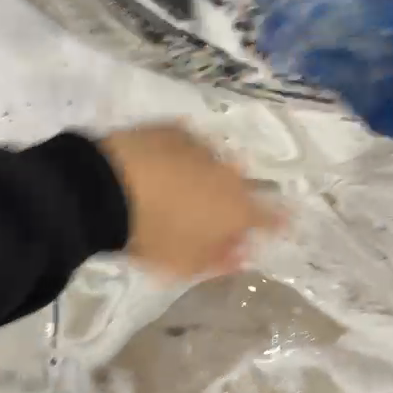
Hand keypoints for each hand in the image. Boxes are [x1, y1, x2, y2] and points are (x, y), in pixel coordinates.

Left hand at [97, 123, 283, 279]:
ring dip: (205, 176)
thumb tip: (242, 254)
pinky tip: (160, 167)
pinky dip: (180, 157)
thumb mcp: (186, 264)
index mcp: (238, 209)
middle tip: (211, 214)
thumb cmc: (153, 235)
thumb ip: (220, 260)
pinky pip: (186, 146)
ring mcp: (202, 146)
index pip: (271, 217)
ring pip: (214, 164)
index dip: (279, 222)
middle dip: (232, 199)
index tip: (284, 224)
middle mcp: (230, 173)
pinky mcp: (173, 129)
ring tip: (180, 190)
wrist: (107, 187)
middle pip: (240, 187)